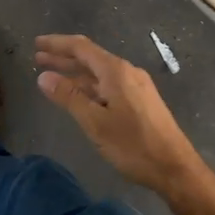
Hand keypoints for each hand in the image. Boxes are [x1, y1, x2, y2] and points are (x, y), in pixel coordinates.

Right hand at [34, 34, 197, 190]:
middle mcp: (127, 71)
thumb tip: (43, 77)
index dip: (57, 44)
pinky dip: (90, 86)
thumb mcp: (95, 123)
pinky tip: (82, 98)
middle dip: (64, 58)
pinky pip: (110, 84)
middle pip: (90, 58)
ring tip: (54, 79)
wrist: (177, 171)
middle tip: (38, 59)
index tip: (36, 43)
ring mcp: (137, 86)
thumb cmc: (134, 145)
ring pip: (100, 73)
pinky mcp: (143, 102)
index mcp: (115, 70)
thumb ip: (69, 97)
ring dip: (76, 74)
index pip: (80, 47)